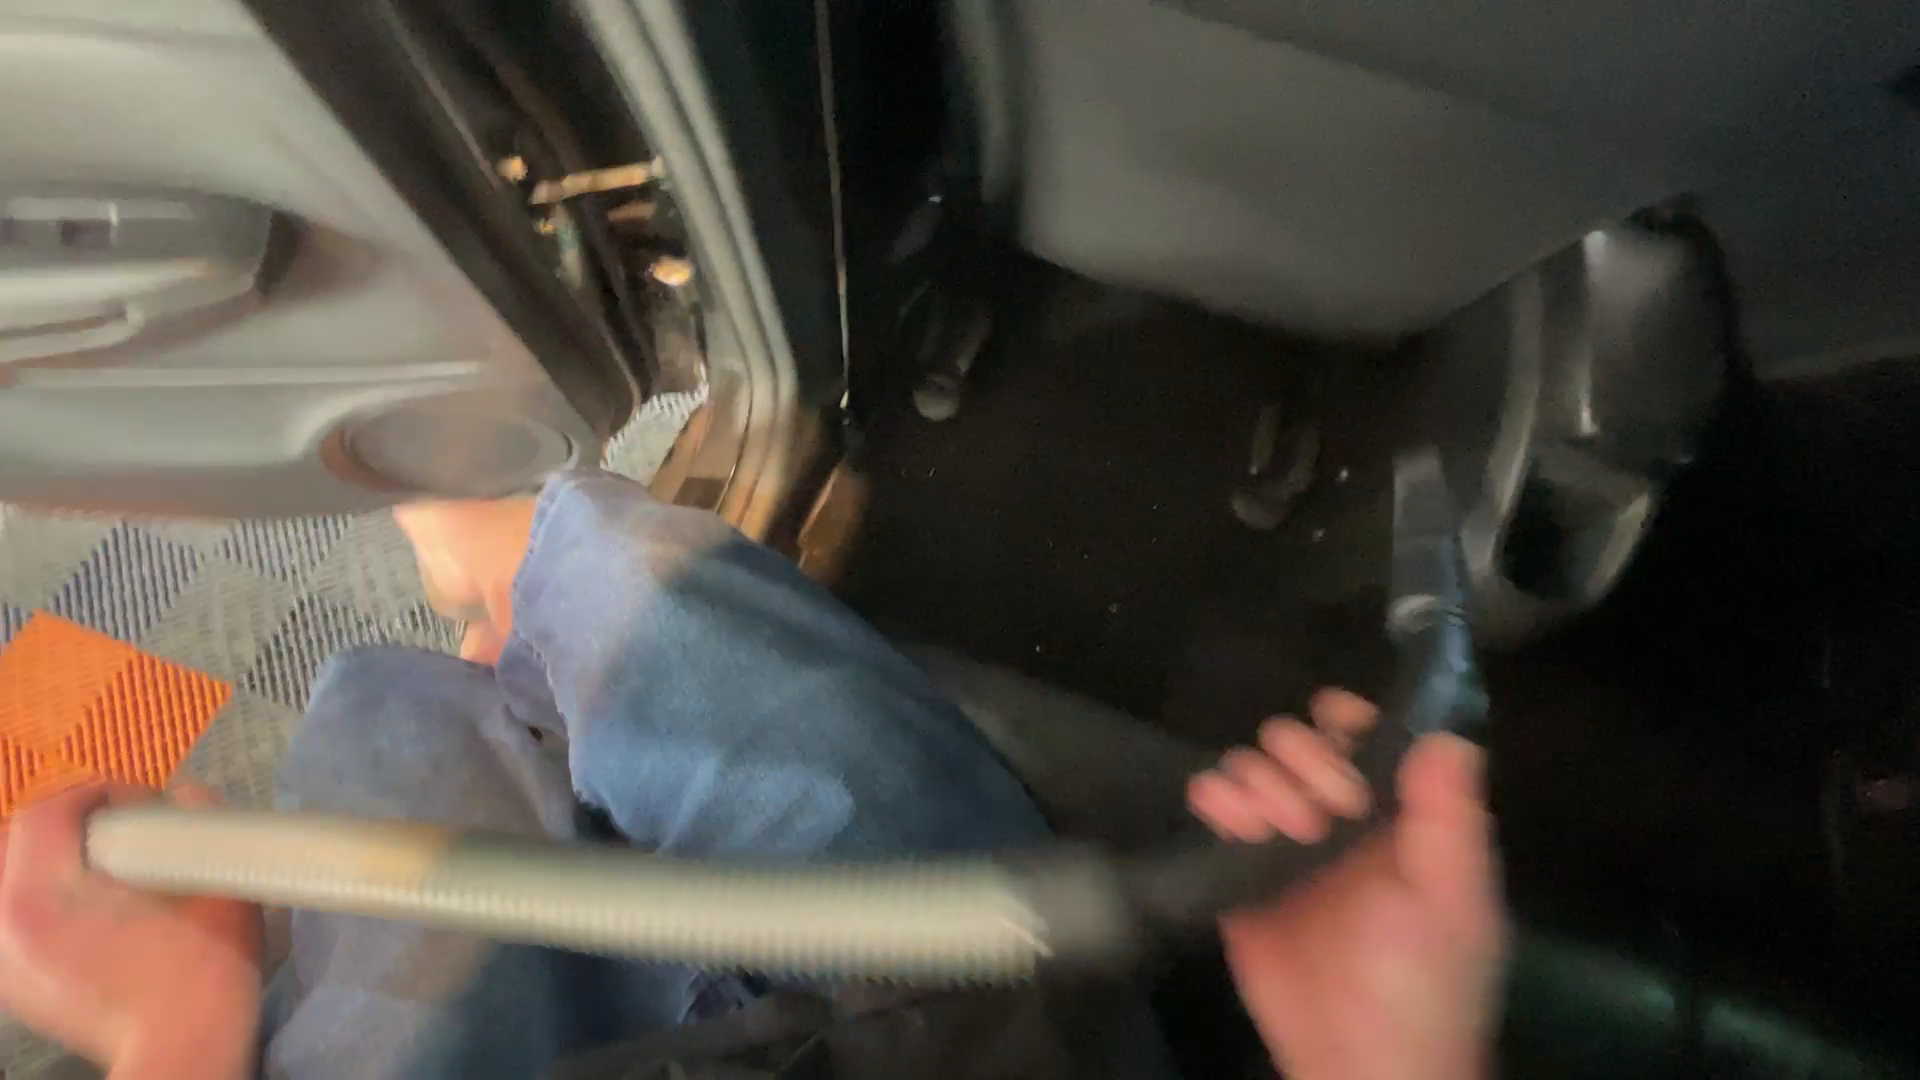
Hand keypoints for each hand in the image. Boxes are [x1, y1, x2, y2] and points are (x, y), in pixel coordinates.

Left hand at [0, 783, 262, 1078]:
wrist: (182, 1038)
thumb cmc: (208, 956)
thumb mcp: (220, 879)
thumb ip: (201, 826)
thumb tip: (185, 792)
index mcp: (47, 896)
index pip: (44, 815)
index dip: (96, 791)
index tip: (146, 799)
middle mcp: (5, 925)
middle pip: (14, 844)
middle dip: (73, 824)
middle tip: (135, 827)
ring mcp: (3, 959)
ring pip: (13, 881)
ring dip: (61, 859)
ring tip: (121, 867)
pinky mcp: (13, 981)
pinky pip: (17, 916)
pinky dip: (53, 894)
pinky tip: (104, 907)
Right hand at [1187, 690, 1504, 1079]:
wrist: (1354, 1062)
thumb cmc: (1420, 981)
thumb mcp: (1451, 900)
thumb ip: (1447, 816)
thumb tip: (1445, 734)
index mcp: (1388, 816)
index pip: (1361, 738)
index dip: (1344, 720)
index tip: (1332, 720)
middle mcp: (1330, 815)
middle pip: (1294, 742)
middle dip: (1300, 760)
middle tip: (1316, 813)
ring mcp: (1277, 838)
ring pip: (1247, 766)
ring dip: (1254, 778)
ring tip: (1272, 826)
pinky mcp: (1232, 864)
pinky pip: (1210, 806)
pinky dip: (1212, 798)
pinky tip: (1227, 820)